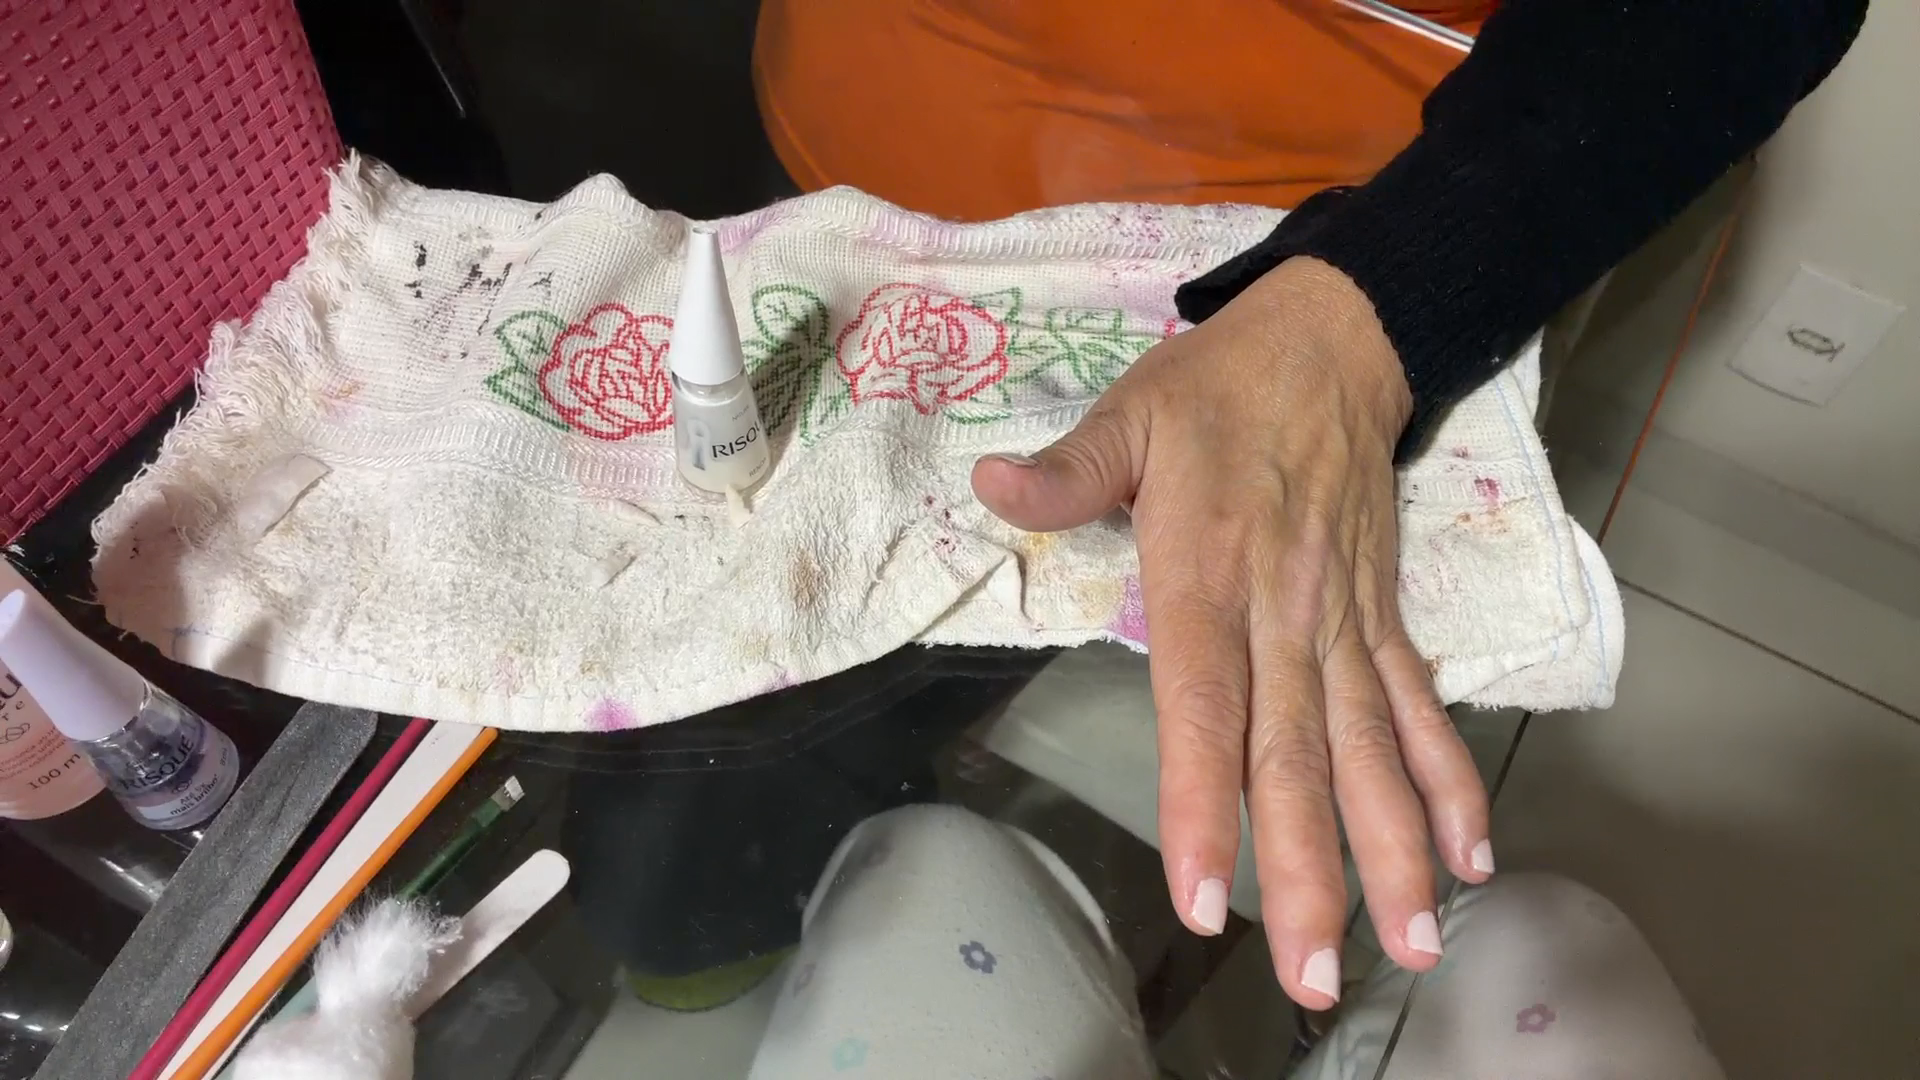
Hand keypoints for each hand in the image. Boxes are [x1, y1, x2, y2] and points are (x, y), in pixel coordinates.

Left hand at [972, 257, 1491, 1007]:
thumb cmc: (1215, 389)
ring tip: (1406, 947)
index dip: (1200, 799)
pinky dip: (1444, 776)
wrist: (1330, 343)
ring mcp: (1345, 615)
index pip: (1203, 702)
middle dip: (1306, 867)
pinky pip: (1417, 701)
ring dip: (1390, 849)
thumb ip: (1065, 470)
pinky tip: (1469, 851)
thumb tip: (985, 487)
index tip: (1202, 896)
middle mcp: (1286, 610)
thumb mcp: (1127, 415)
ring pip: (1367, 747)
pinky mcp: (1382, 608)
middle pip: (1294, 752)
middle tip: (1308, 976)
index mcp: (1209, 571)